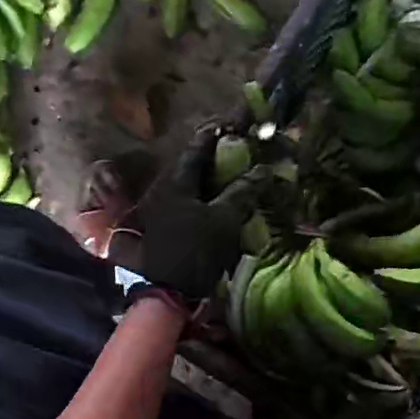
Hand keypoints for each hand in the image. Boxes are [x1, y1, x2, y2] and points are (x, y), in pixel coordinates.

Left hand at [78, 124, 267, 301]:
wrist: (164, 294)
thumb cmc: (194, 251)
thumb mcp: (224, 220)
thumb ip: (242, 192)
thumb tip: (263, 170)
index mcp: (175, 181)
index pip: (197, 147)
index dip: (216, 134)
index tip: (232, 125)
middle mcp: (161, 190)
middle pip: (189, 167)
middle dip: (213, 160)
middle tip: (236, 154)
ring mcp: (156, 212)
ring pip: (185, 188)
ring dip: (206, 183)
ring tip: (229, 182)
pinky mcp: (157, 231)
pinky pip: (182, 207)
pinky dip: (199, 202)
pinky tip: (212, 209)